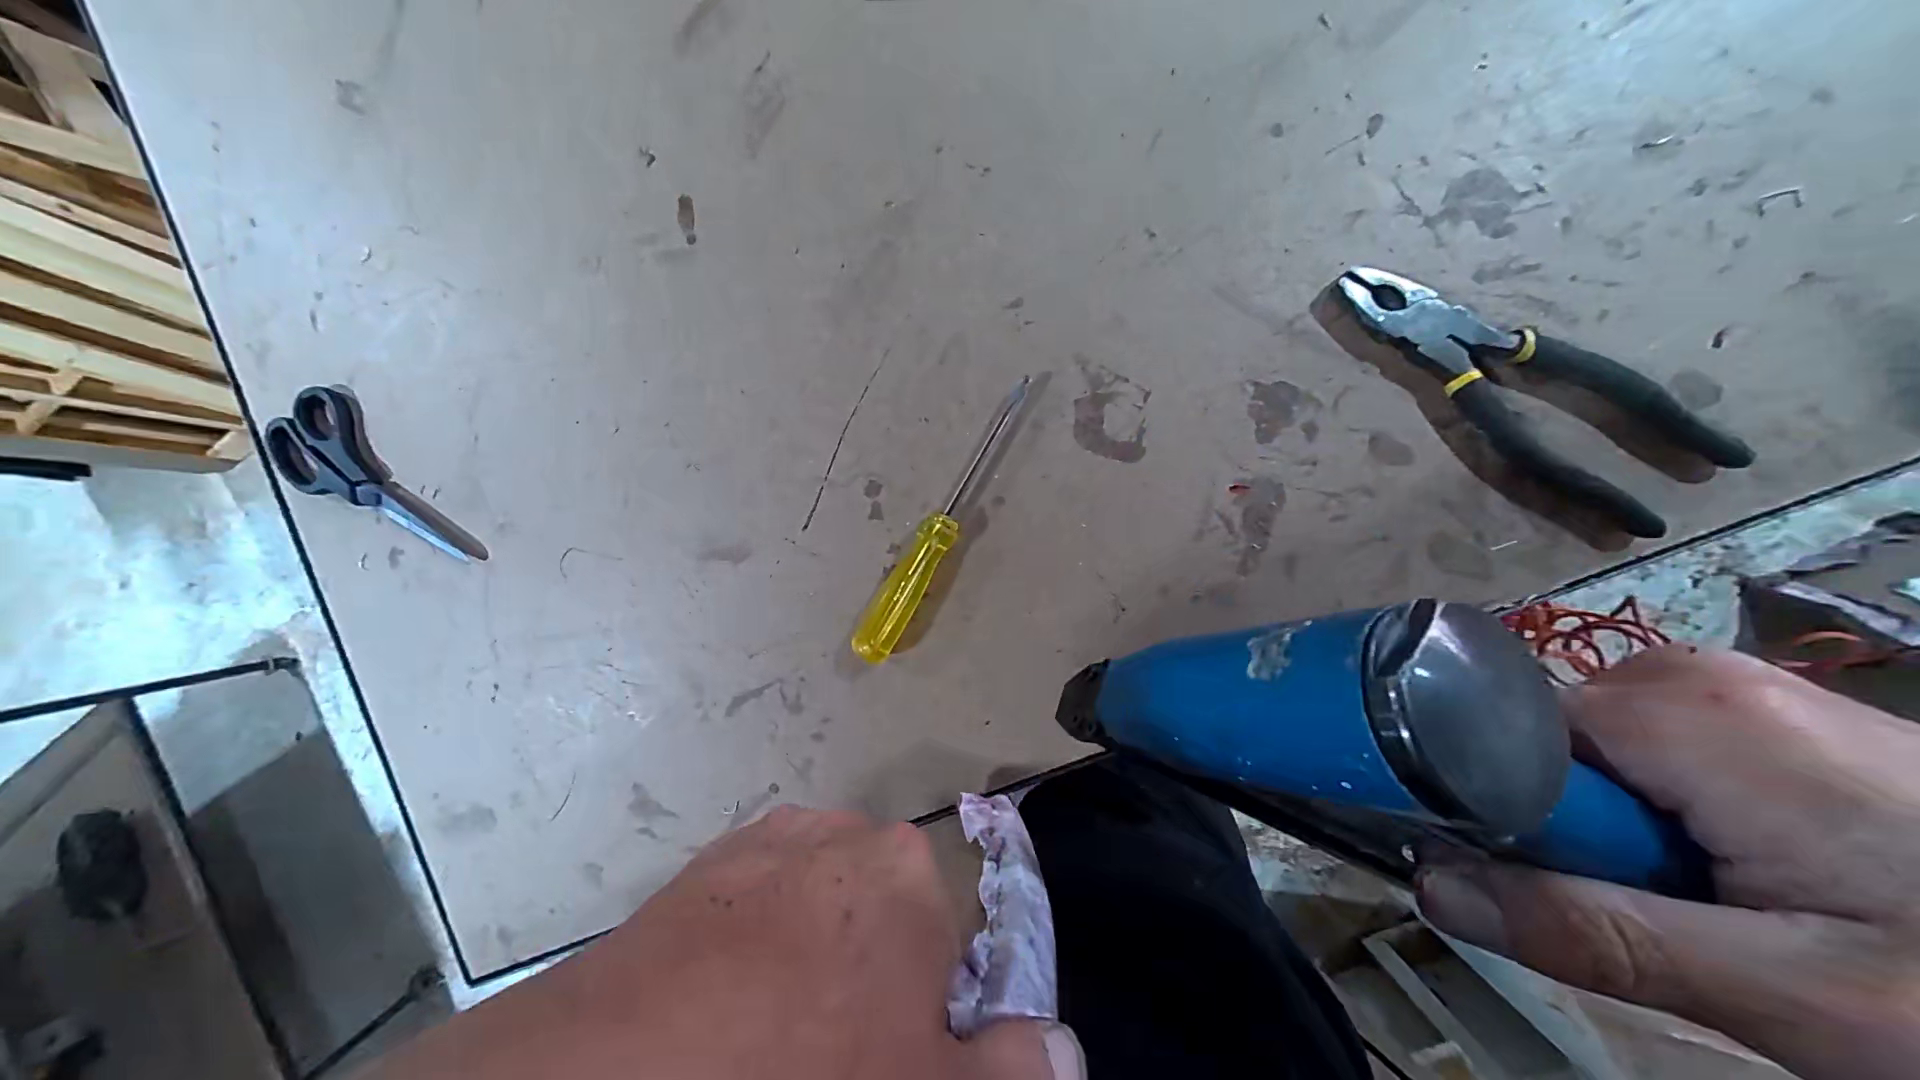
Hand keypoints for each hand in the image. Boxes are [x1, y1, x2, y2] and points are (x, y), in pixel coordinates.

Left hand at [363, 806, 1077, 1079]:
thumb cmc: (807, 1074)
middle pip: (880, 909)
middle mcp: (843, 834)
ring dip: (811, 950)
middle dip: (872, 969)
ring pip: (816, 901)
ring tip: (771, 1023)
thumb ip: (1009, 1066)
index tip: (894, 1048)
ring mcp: (767, 841)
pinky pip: (754, 900)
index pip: (948, 934)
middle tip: (832, 1042)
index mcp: (908, 870)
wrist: (627, 1073)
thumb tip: (1062, 1048)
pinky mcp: (702, 863)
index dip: (929, 1002)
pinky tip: (721, 999)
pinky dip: (753, 939)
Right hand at [1417, 646, 1919, 1079]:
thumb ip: (1597, 933)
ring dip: (1614, 827)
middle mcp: (1690, 671)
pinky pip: (1650, 753)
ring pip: (1593, 753)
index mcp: (1680, 705)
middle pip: (1543, 742)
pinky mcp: (1761, 716)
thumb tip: (1430, 888)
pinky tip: (1744, 870)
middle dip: (1570, 826)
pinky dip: (1661, 814)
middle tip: (1664, 909)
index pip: (1502, 732)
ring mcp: (1732, 689)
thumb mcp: (1795, 993)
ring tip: (1713, 898)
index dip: (1498, 807)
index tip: (1547, 883)